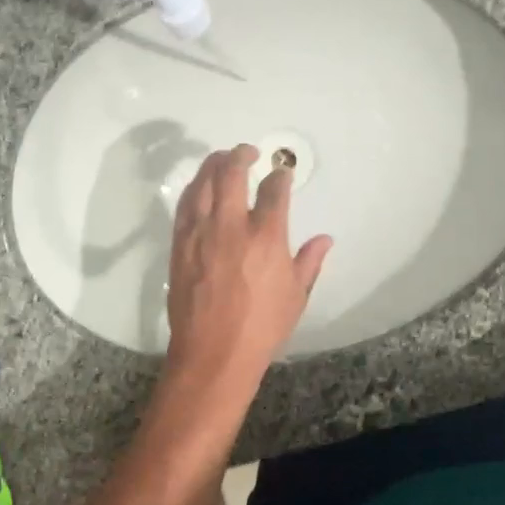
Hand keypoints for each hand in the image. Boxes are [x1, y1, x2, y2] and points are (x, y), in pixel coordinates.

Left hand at [164, 144, 332, 389]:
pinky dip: (194, 188)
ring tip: (222, 158)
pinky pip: (184, 205)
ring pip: (202, 183)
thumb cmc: (262, 327)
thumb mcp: (296, 295)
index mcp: (266, 236)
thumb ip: (309, 261)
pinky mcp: (179, 245)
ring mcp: (200, 233)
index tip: (282, 173)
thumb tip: (324, 239)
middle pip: (231, 174)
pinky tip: (199, 185)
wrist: (214, 352)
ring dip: (213, 164)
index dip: (280, 176)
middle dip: (241, 155)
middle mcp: (231, 225)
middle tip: (248, 151)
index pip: (273, 190)